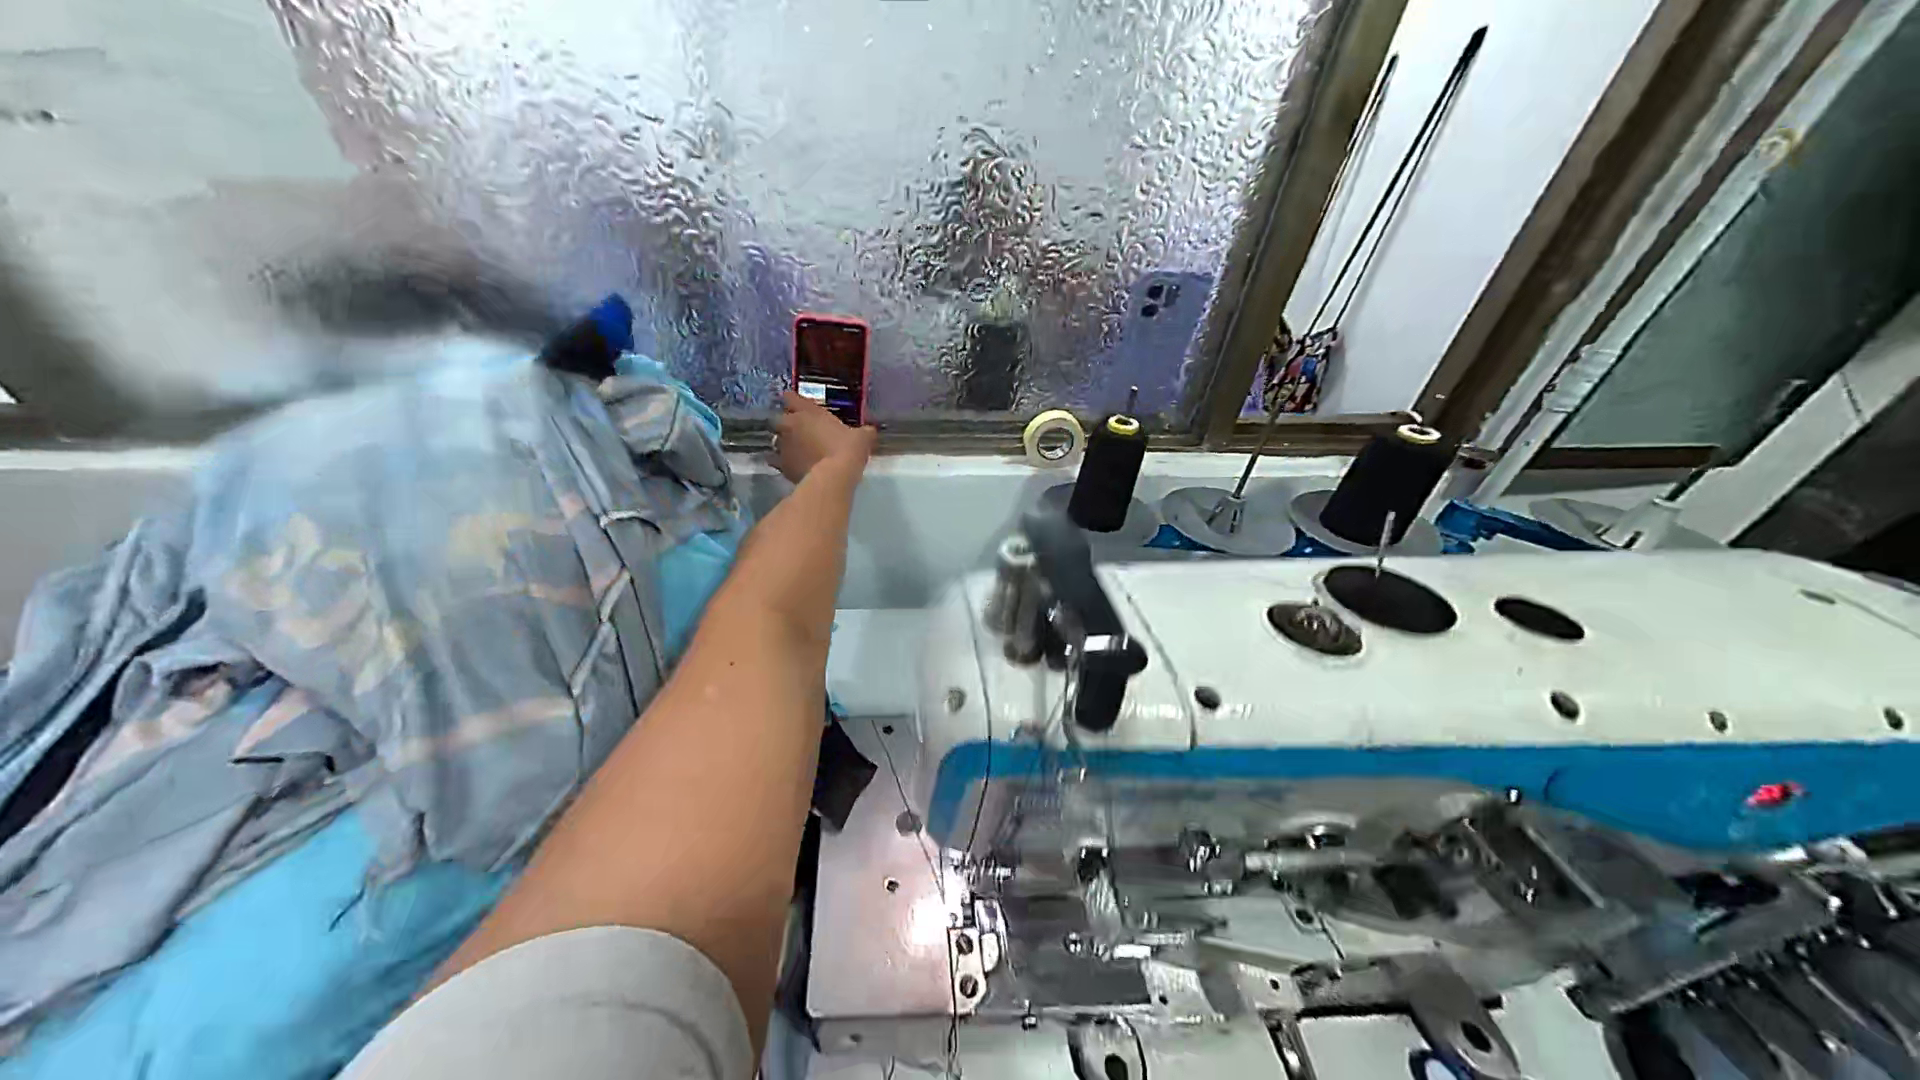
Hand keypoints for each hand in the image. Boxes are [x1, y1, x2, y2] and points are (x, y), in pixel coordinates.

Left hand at [772, 392, 875, 482]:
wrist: (833, 478)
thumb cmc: (847, 450)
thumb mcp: (861, 437)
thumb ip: (863, 432)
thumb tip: (869, 431)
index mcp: (807, 411)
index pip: (791, 397)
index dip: (794, 400)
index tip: (798, 404)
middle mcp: (790, 425)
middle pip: (781, 419)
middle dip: (788, 423)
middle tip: (801, 430)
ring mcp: (784, 446)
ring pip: (778, 440)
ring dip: (787, 443)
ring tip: (800, 451)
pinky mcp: (782, 466)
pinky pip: (780, 461)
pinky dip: (786, 463)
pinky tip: (797, 467)